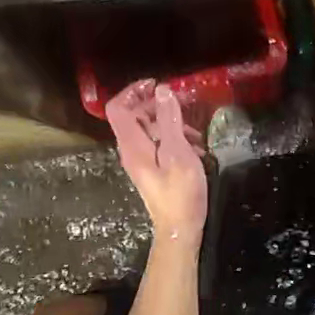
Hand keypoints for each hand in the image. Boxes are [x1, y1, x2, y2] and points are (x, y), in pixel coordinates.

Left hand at [109, 79, 207, 237]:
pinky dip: (174, 139)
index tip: (158, 85)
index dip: (134, 91)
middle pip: (134, 116)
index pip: (118, 107)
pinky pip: (158, 144)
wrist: (180, 228)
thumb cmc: (180, 192)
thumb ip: (169, 120)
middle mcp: (131, 150)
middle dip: (158, 106)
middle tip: (184, 105)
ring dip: (170, 123)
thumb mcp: (178, 152)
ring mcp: (142, 161)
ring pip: (149, 130)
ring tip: (196, 132)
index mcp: (132, 144)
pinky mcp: (154, 170)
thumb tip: (162, 91)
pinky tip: (195, 148)